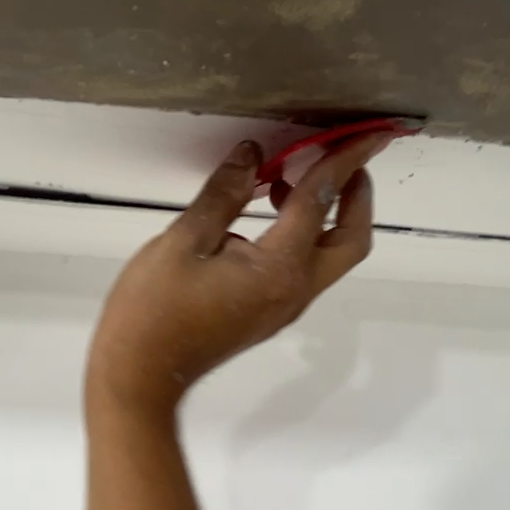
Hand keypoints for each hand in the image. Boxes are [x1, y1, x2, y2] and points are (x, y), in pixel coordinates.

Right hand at [85, 133, 391, 415]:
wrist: (140, 375)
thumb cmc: (153, 309)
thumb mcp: (182, 241)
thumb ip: (223, 195)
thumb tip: (253, 154)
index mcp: (278, 268)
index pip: (321, 202)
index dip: (343, 161)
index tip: (370, 134)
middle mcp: (294, 290)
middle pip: (350, 240)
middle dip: (357, 195)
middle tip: (342, 158)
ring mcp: (284, 307)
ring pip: (331, 257)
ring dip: (330, 215)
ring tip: (294, 178)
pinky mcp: (269, 314)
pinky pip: (304, 268)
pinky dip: (303, 235)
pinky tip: (265, 214)